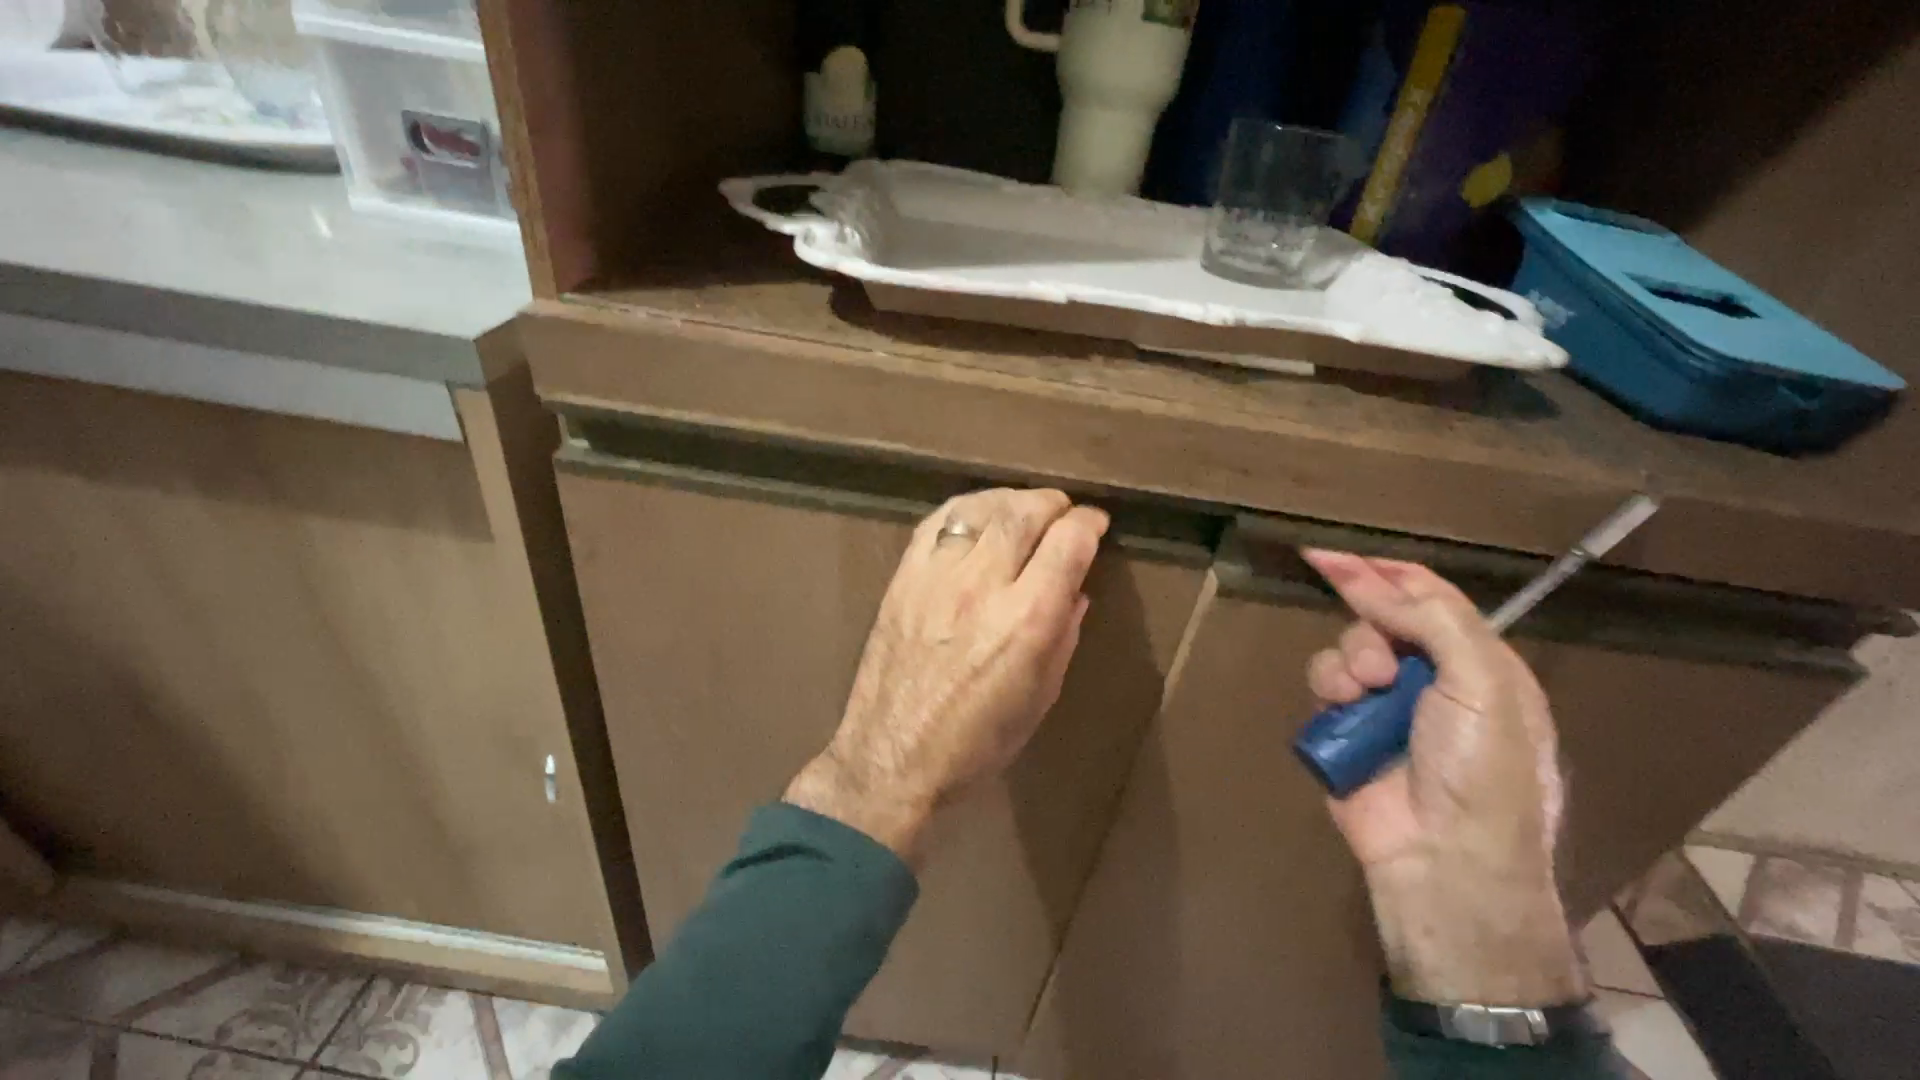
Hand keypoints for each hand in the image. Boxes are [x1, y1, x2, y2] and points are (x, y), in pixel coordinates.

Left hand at [785, 488, 1108, 866]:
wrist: (891, 759)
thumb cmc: (977, 743)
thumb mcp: (1040, 699)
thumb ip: (1063, 637)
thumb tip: (1075, 592)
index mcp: (1027, 621)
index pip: (1069, 542)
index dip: (1090, 523)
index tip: (1096, 524)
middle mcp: (983, 586)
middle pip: (1026, 512)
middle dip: (1054, 504)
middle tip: (1064, 512)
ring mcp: (936, 577)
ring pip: (981, 507)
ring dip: (1012, 500)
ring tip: (1024, 509)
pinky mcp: (903, 578)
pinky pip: (937, 521)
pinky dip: (966, 509)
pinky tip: (977, 517)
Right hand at [1302, 550, 1585, 1006]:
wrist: (1444, 858)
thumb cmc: (1481, 767)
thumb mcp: (1482, 682)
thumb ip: (1431, 618)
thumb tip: (1369, 579)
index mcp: (1479, 663)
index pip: (1429, 598)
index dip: (1384, 573)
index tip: (1332, 556)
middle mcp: (1431, 680)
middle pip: (1379, 620)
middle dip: (1369, 632)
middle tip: (1381, 668)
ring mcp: (1385, 709)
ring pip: (1345, 652)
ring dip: (1347, 665)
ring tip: (1361, 697)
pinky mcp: (1346, 734)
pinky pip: (1323, 689)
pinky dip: (1327, 694)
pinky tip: (1340, 714)